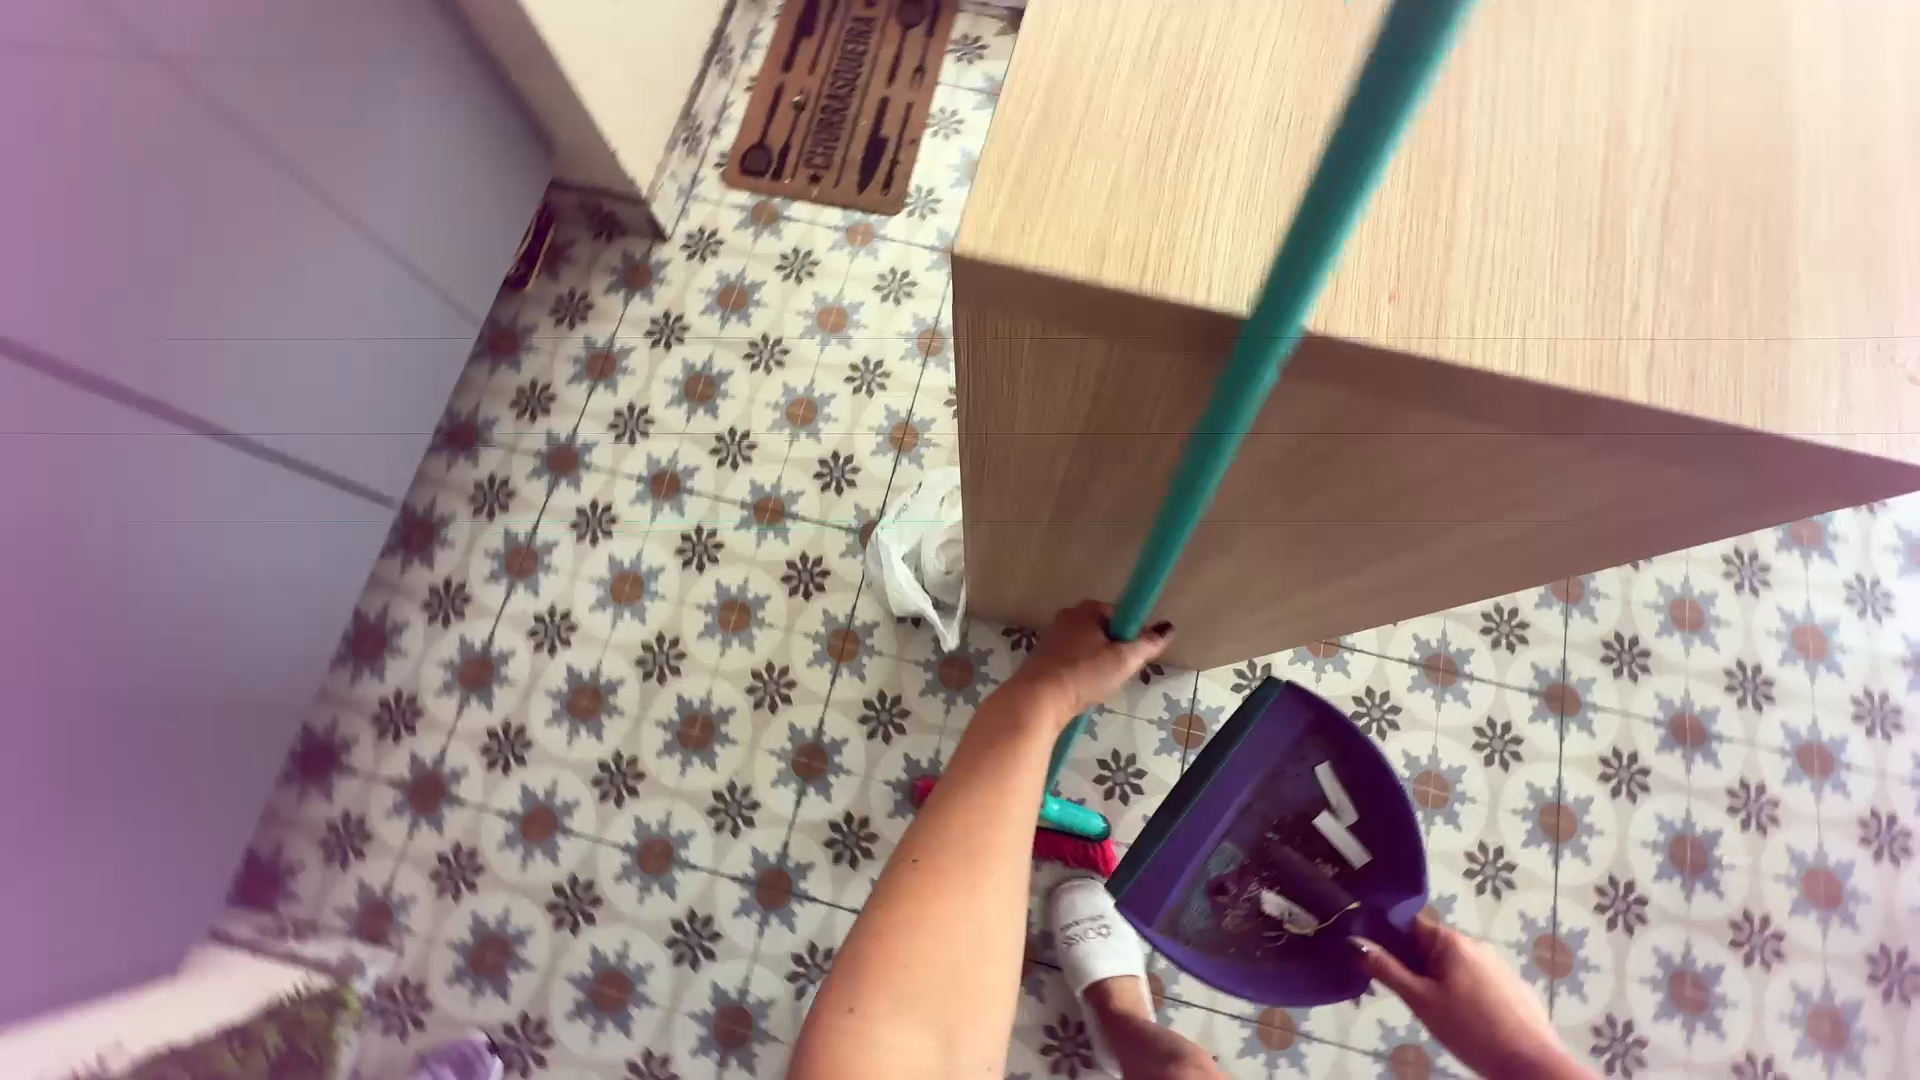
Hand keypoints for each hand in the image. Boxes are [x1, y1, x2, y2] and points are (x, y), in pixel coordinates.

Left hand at [1007, 601, 1174, 716]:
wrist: (1038, 699)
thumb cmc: (1084, 674)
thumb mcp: (1124, 660)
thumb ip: (1148, 643)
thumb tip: (1168, 627)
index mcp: (1085, 610)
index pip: (1119, 614)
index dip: (1131, 634)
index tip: (1133, 656)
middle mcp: (1066, 617)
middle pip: (1102, 630)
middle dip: (1113, 650)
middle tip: (1118, 673)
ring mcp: (1050, 636)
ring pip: (1085, 646)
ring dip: (1095, 662)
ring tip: (1098, 684)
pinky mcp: (1041, 657)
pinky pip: (1069, 660)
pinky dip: (1078, 671)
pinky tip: (1080, 688)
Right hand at [1352, 913, 1591, 1079]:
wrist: (1535, 1070)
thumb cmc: (1471, 1030)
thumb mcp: (1420, 1001)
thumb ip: (1385, 968)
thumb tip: (1352, 941)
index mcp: (1451, 940)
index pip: (1409, 924)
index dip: (1389, 939)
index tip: (1378, 960)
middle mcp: (1476, 945)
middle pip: (1431, 946)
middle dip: (1414, 965)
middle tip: (1406, 994)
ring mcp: (1500, 968)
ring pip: (1455, 966)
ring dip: (1439, 981)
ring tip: (1436, 1013)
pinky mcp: (1517, 991)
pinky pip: (1478, 982)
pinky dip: (1465, 994)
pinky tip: (1467, 1023)